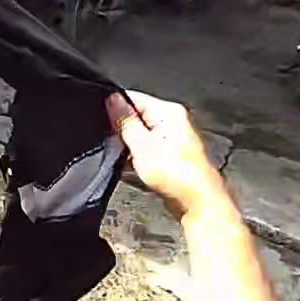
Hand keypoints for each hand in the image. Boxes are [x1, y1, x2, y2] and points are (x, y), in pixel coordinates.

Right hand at [108, 91, 227, 219]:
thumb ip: (124, 121)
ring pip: (140, 137)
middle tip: (115, 145)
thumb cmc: (176, 174)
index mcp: (169, 112)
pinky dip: (137, 160)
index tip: (102, 120)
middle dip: (121, 131)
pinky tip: (134, 171)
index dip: (114, 108)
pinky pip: (146, 152)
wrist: (197, 202)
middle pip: (136, 118)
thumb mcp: (141, 144)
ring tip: (128, 162)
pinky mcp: (171, 157)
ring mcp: (173, 140)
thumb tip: (113, 100)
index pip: (133, 98)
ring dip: (129, 148)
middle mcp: (174, 122)